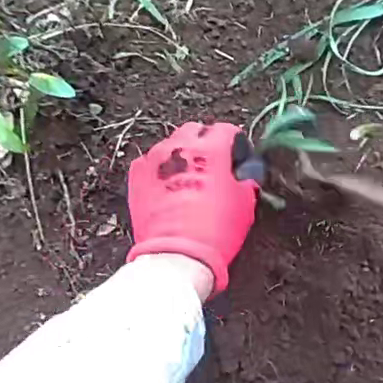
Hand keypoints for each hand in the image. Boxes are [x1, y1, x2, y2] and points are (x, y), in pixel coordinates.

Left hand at [126, 122, 259, 293]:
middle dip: (208, 141)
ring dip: (185, 154)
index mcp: (211, 149)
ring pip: (172, 144)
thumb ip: (246, 177)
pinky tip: (174, 187)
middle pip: (195, 130)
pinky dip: (165, 168)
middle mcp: (179, 146)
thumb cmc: (218, 229)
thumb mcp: (246, 202)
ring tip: (194, 177)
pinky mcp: (136, 175)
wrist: (178, 253)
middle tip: (217, 164)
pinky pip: (153, 162)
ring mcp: (154, 159)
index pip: (227, 129)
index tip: (241, 157)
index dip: (237, 142)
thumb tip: (245, 171)